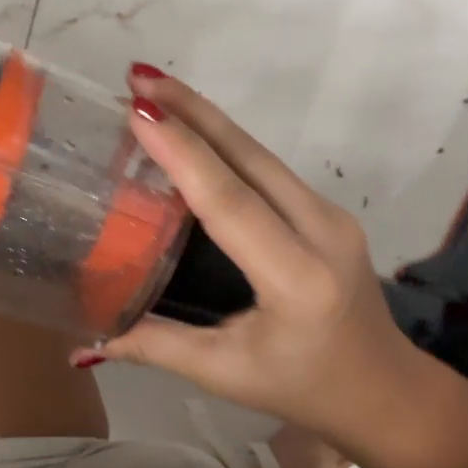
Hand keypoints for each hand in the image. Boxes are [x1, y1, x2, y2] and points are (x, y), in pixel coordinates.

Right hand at [81, 68, 435, 449]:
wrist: (384, 389)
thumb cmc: (303, 388)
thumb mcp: (225, 373)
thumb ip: (155, 346)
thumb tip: (83, 343)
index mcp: (295, 277)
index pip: (230, 202)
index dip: (183, 154)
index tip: (140, 112)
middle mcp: (322, 232)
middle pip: (251, 158)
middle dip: (193, 111)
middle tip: (138, 78)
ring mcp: (330, 216)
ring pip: (261, 155)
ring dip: (207, 120)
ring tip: (155, 93)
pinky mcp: (326, 213)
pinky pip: (269, 169)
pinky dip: (226, 145)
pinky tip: (192, 133)